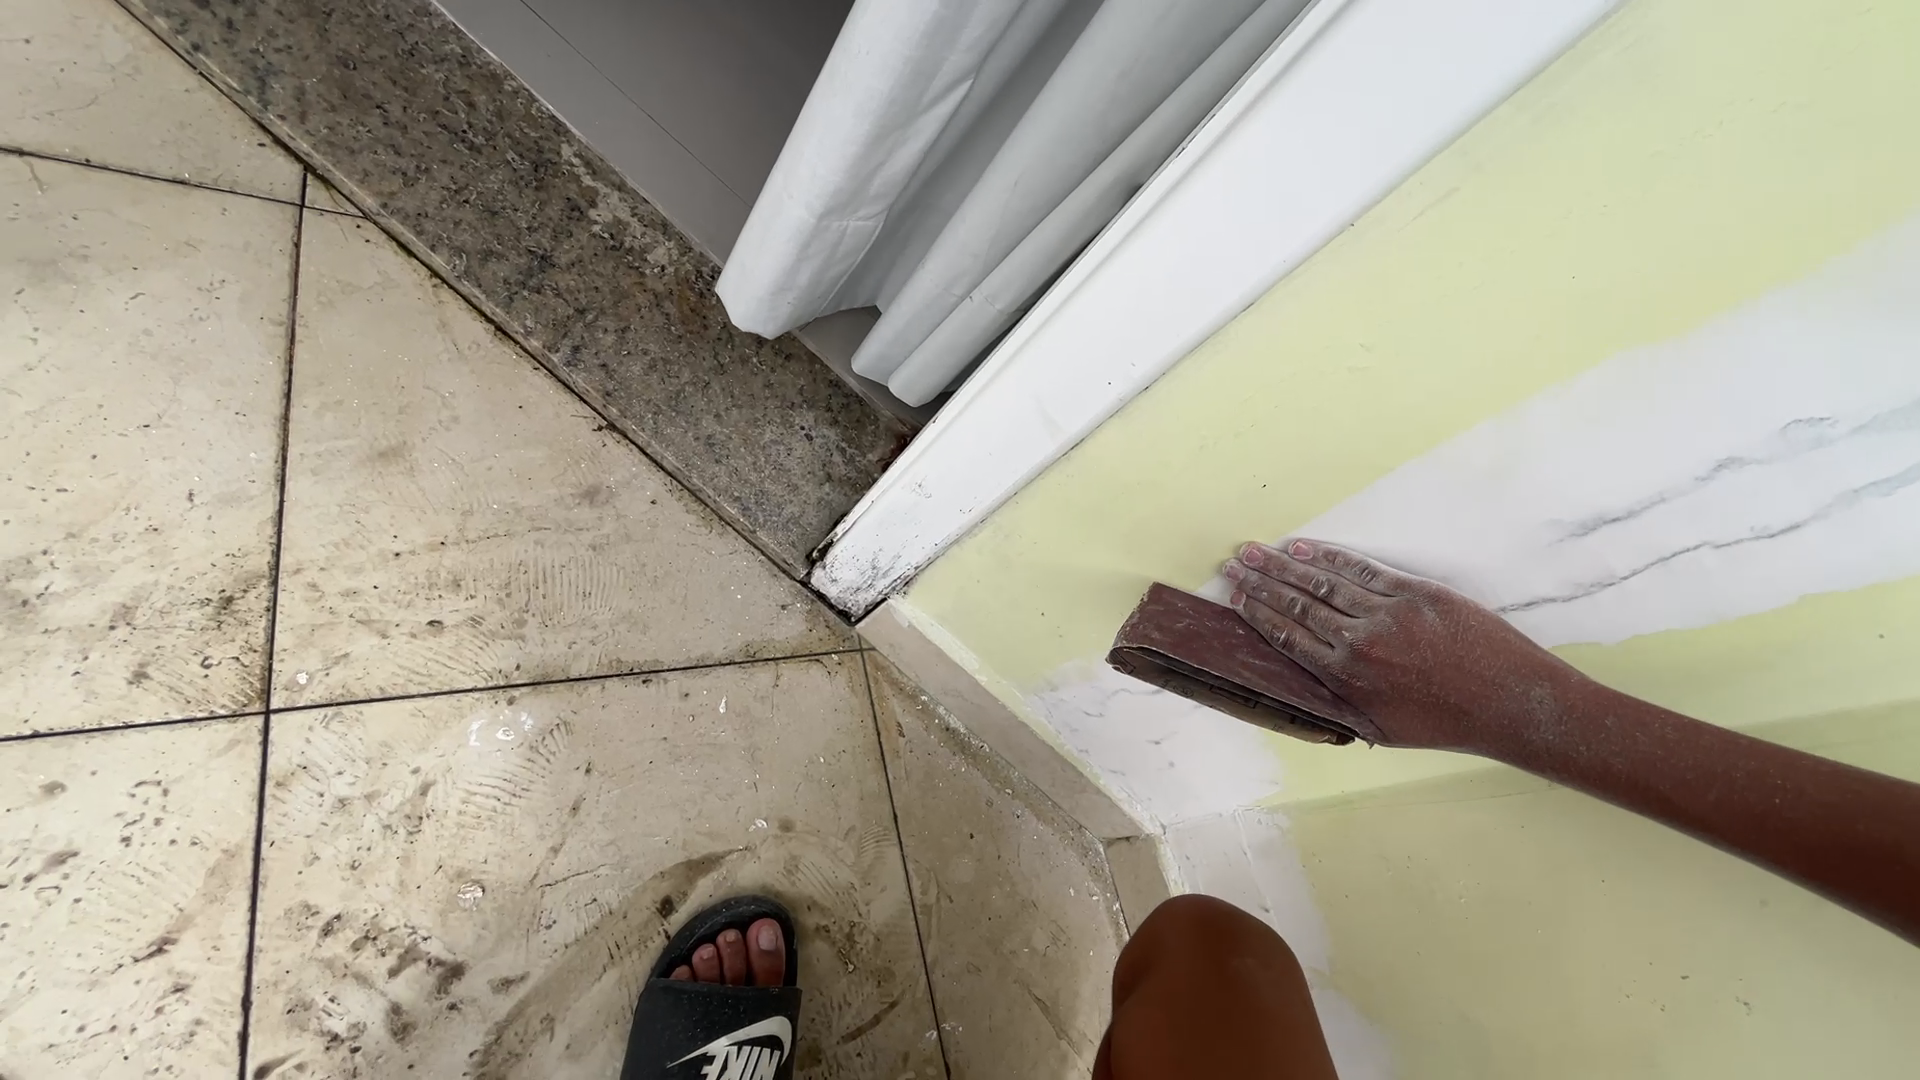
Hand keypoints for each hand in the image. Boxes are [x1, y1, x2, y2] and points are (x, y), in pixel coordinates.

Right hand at [1223, 539, 1586, 756]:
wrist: (1514, 706)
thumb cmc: (1446, 723)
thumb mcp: (1380, 726)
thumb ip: (1337, 702)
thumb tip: (1300, 683)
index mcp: (1345, 677)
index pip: (1286, 636)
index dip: (1257, 613)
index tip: (1236, 597)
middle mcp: (1357, 642)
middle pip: (1295, 604)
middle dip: (1259, 582)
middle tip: (1233, 564)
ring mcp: (1385, 613)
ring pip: (1320, 583)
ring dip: (1282, 564)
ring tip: (1254, 550)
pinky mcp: (1414, 594)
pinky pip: (1359, 571)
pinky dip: (1327, 557)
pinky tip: (1303, 548)